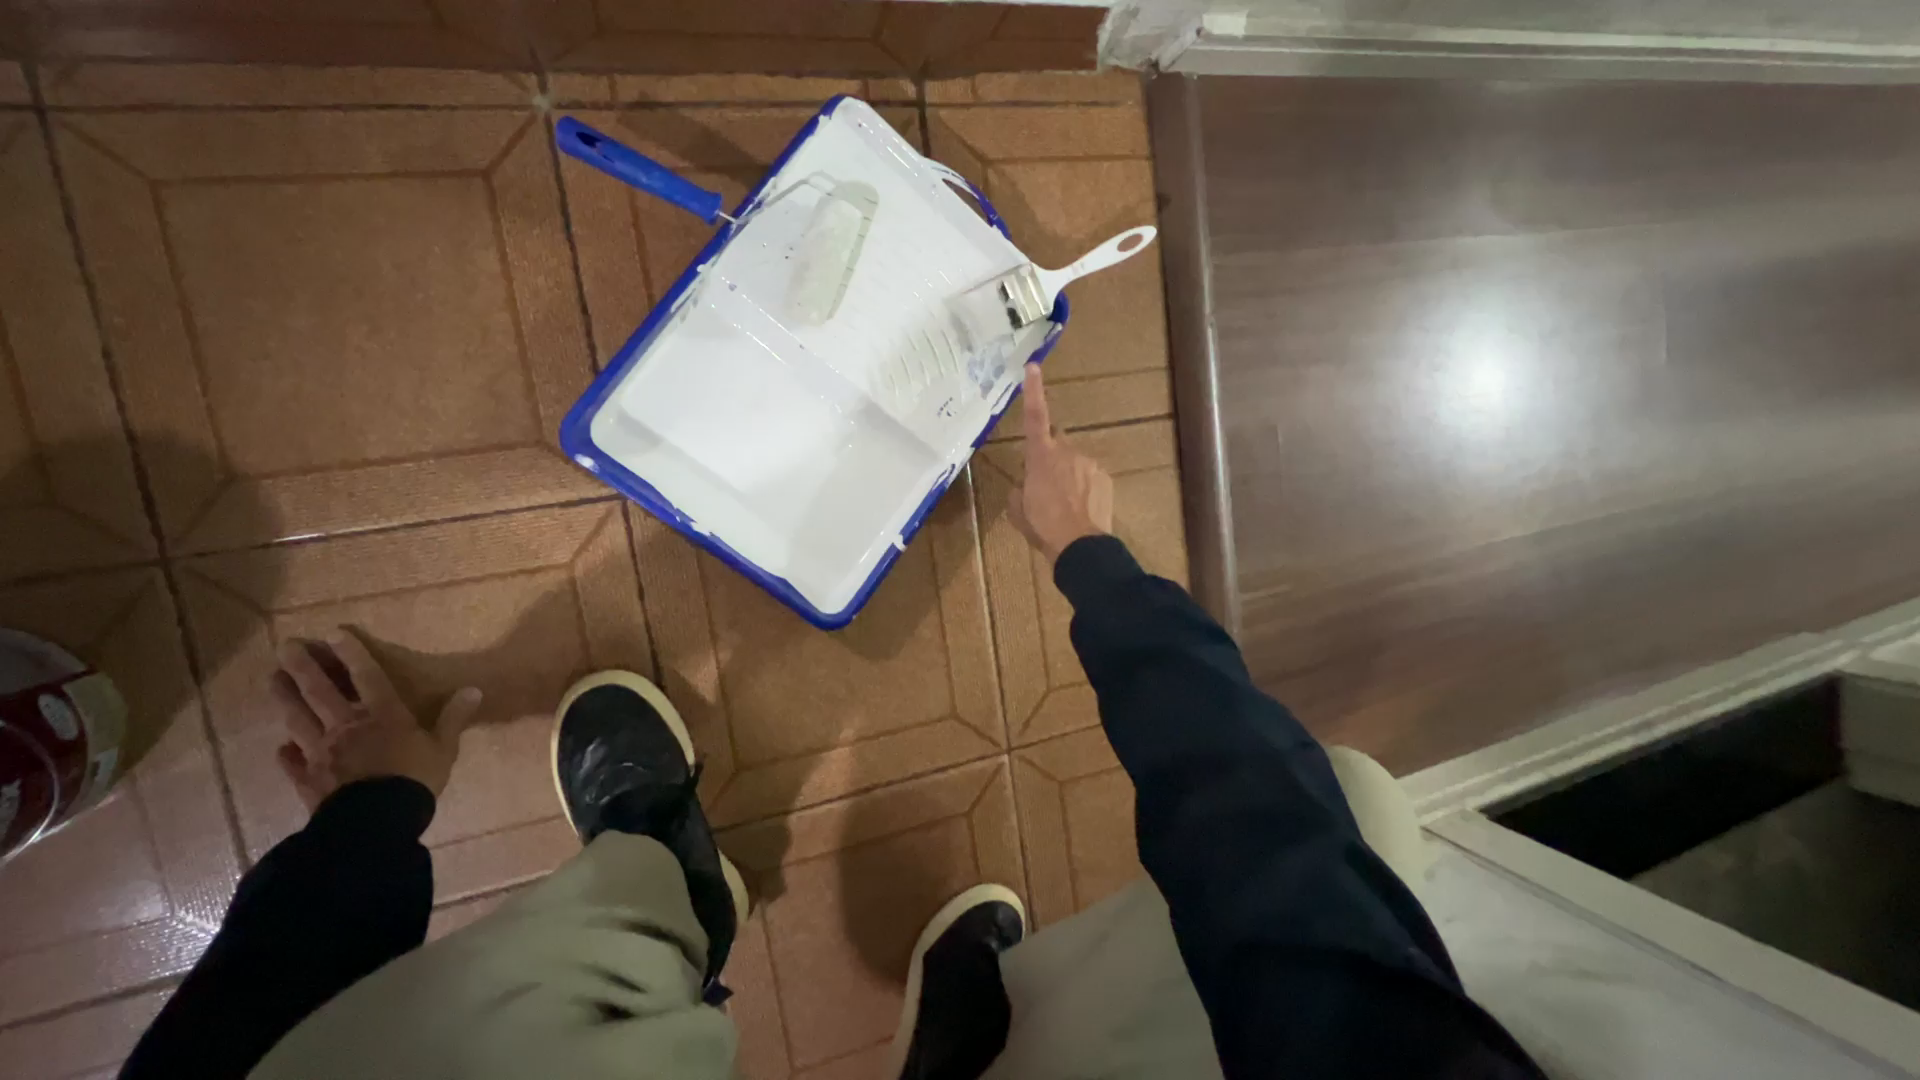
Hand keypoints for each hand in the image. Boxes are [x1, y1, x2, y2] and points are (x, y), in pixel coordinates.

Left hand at [270, 628, 481, 811]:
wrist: (375, 823)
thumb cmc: (415, 779)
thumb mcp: (444, 748)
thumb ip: (454, 718)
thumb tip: (473, 690)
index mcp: (382, 715)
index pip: (366, 676)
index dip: (351, 653)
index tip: (334, 632)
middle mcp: (346, 726)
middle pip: (320, 691)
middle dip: (303, 667)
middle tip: (286, 646)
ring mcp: (321, 752)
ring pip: (298, 718)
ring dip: (284, 698)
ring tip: (272, 679)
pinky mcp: (308, 779)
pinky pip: (293, 762)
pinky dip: (286, 753)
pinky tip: (281, 747)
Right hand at [1009, 363, 1113, 561]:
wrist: (1080, 546)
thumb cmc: (1042, 526)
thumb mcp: (1017, 509)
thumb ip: (1020, 489)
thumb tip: (1026, 484)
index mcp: (1040, 456)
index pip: (1034, 416)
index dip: (1033, 391)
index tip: (1033, 366)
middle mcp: (1066, 451)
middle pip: (1056, 443)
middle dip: (1051, 456)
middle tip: (1045, 486)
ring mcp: (1088, 463)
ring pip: (1074, 463)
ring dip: (1068, 477)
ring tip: (1064, 506)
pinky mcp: (1104, 477)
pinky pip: (1090, 477)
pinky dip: (1084, 489)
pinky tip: (1081, 509)